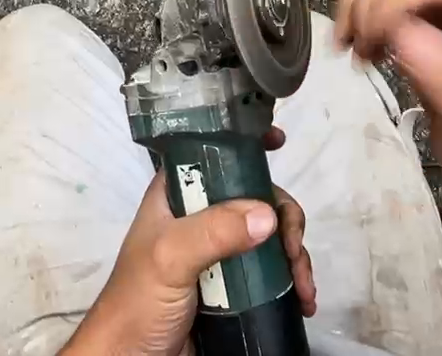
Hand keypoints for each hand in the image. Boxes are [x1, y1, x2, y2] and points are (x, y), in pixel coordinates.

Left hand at [63, 130, 315, 355]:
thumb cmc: (137, 301)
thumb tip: (268, 215)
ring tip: (304, 287)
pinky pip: (272, 271)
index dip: (246, 143)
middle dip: (284, 215)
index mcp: (178, 194)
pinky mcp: (234, 287)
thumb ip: (214, 231)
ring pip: (269, 234)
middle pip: (255, 194)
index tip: (277, 141)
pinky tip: (304, 300)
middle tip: (294, 246)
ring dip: (295, 254)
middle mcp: (201, 215)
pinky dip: (293, 280)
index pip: (214, 151)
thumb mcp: (170, 257)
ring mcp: (219, 251)